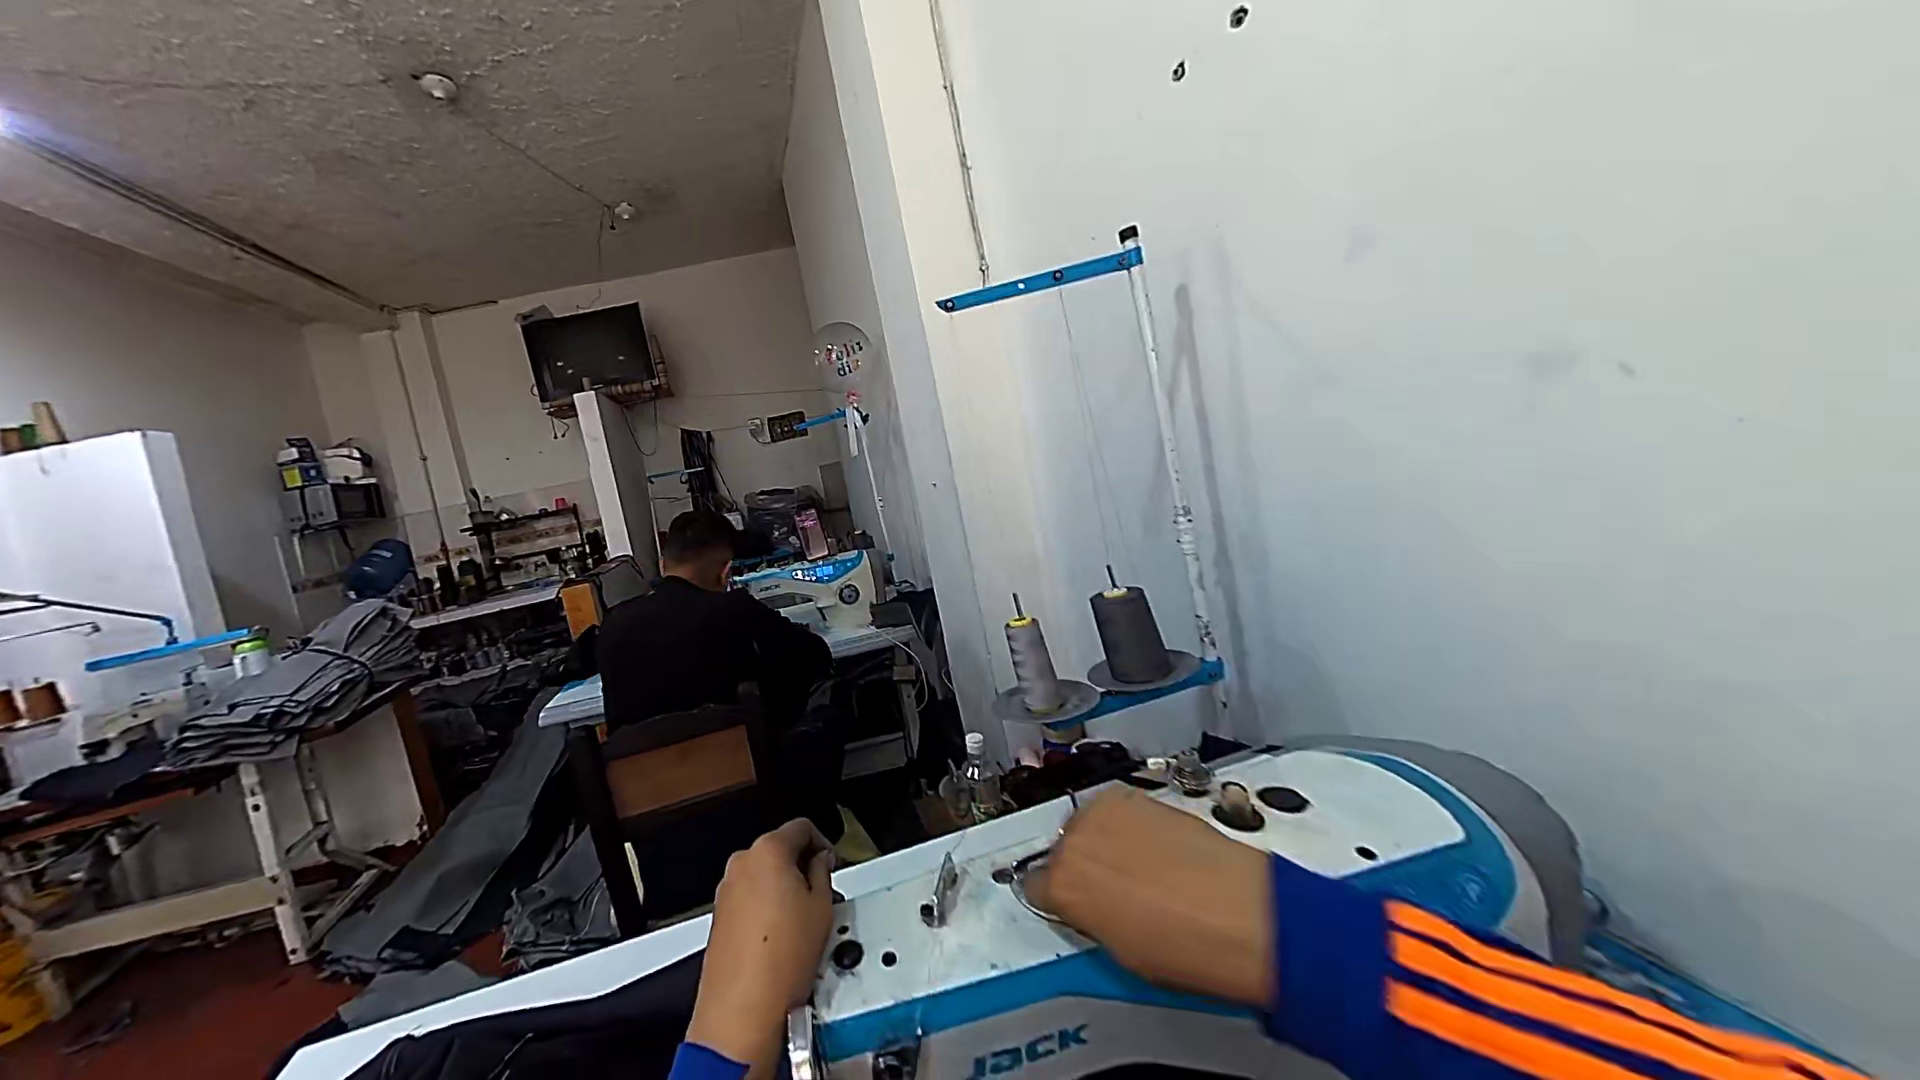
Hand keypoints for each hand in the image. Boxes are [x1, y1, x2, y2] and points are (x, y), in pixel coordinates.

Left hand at [687, 819, 835, 1074]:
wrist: (742, 1008)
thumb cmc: (780, 960)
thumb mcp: (822, 905)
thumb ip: (823, 871)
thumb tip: (820, 863)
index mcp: (768, 850)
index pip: (802, 826)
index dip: (824, 841)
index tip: (832, 860)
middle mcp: (742, 863)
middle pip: (780, 848)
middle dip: (802, 864)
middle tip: (822, 887)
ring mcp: (726, 890)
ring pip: (763, 872)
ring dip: (783, 884)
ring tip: (804, 915)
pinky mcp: (718, 915)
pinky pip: (748, 895)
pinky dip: (765, 904)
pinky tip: (782, 931)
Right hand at [1027, 788, 1271, 1006]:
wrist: (1238, 911)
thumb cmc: (1186, 946)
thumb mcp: (1119, 952)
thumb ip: (1089, 918)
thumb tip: (1090, 907)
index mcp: (1062, 886)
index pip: (1034, 885)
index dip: (1058, 897)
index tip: (1075, 901)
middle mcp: (1074, 841)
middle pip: (1060, 849)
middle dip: (1080, 865)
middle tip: (1112, 886)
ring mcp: (1103, 812)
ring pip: (1087, 824)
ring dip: (1102, 839)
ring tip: (1138, 863)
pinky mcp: (1133, 795)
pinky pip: (1116, 808)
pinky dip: (1127, 823)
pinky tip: (1154, 845)